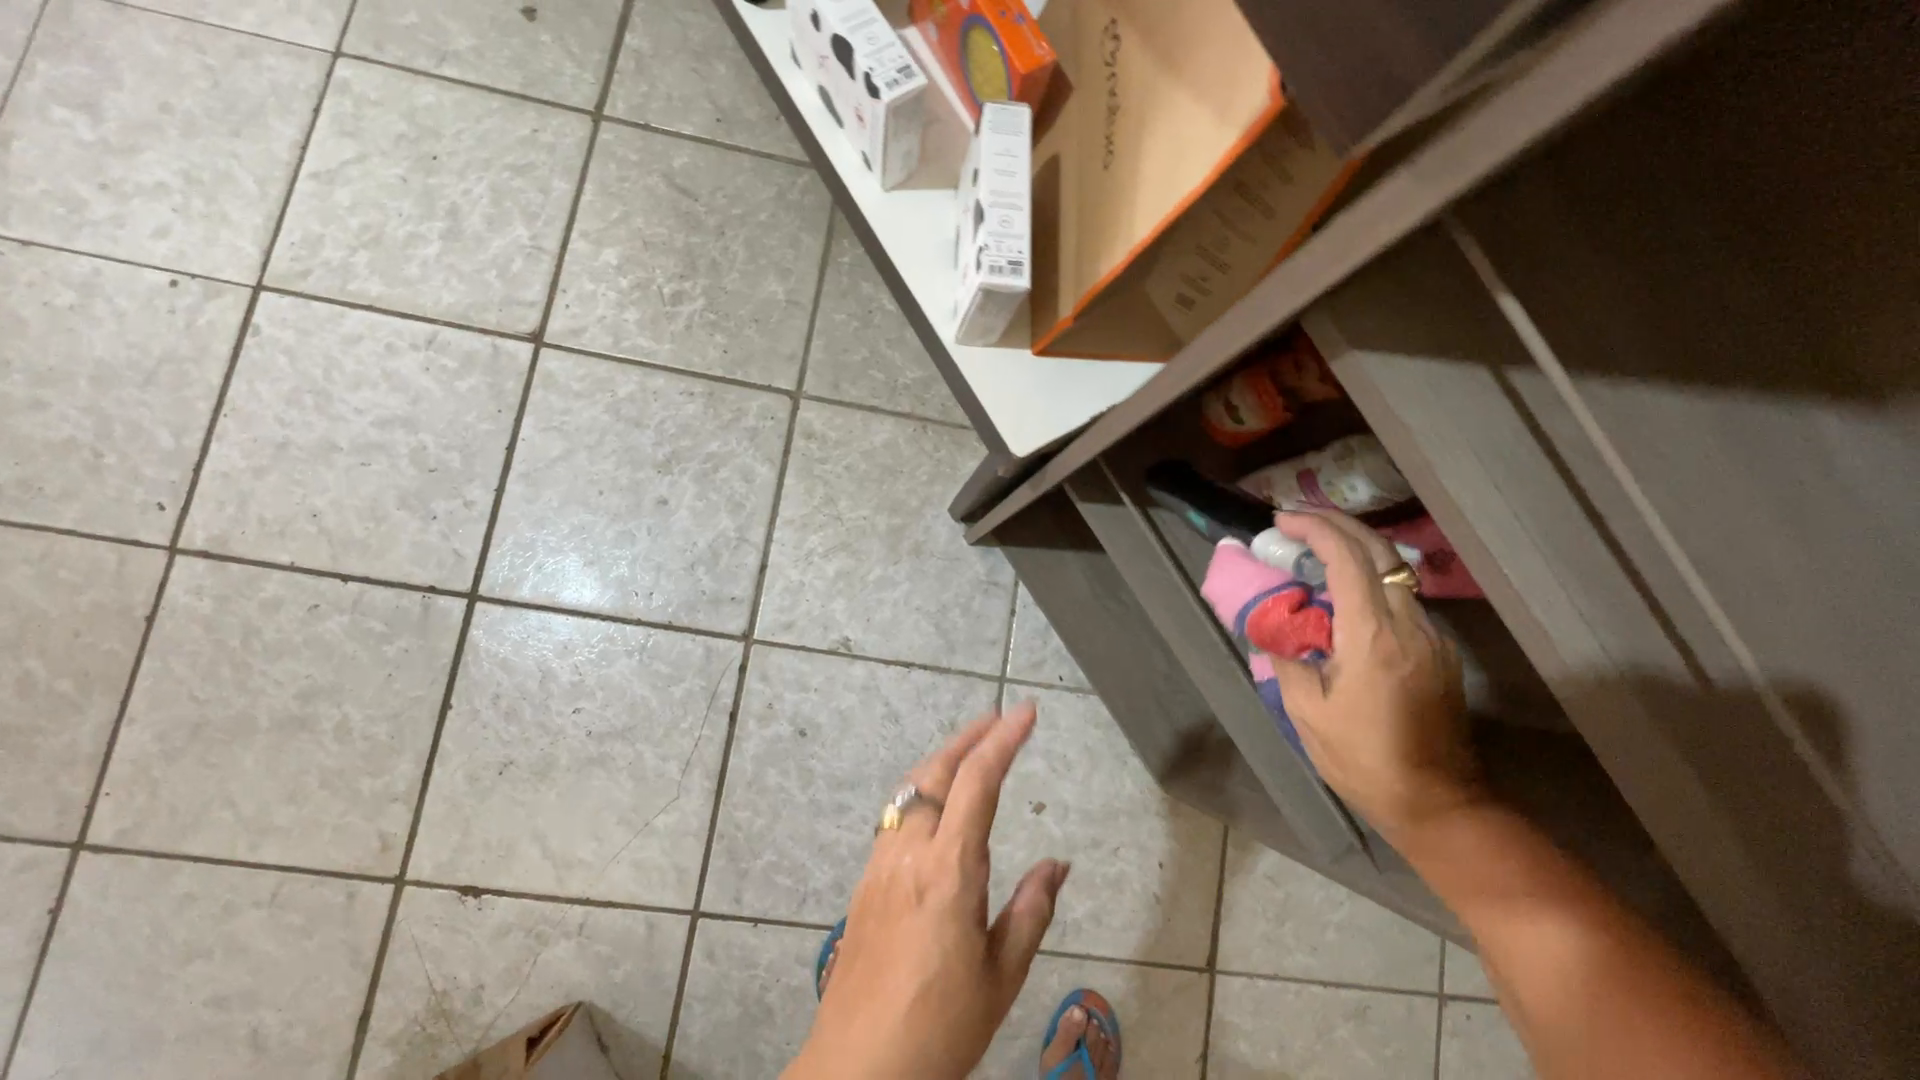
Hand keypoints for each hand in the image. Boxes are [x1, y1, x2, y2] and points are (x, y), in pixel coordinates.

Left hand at [783, 702, 1066, 1079]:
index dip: (1003, 740)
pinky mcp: (864, 885)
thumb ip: (1031, 910)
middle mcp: (908, 855)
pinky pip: (895, 819)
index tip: (1026, 713)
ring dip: (941, 762)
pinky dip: (922, 793)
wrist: (857, 1069)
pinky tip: (936, 808)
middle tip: (999, 719)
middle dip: (968, 737)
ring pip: (909, 792)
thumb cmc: (941, 1026)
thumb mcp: (1002, 975)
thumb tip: (1056, 863)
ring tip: (971, 752)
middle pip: (935, 773)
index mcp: (949, 871)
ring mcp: (879, 867)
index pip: (978, 783)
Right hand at [1269, 510, 1484, 839]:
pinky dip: (1369, 586)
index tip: (1282, 521)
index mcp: (1374, 637)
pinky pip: (1402, 603)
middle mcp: (1410, 625)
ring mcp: (1432, 637)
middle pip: (1379, 552)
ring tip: (1313, 559)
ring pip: (1394, 575)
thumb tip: (1276, 627)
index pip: (1349, 559)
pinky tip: (1343, 604)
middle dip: (1336, 526)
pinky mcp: (1440, 653)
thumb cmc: (1363, 761)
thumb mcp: (1307, 712)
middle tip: (1296, 523)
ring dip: (1354, 555)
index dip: (1315, 529)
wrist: (1436, 802)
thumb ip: (1288, 659)